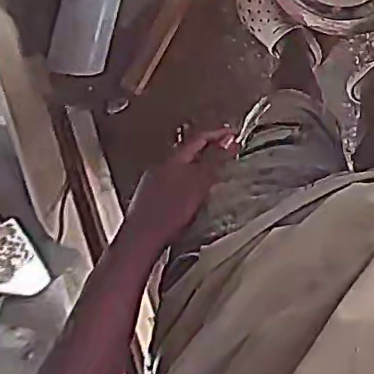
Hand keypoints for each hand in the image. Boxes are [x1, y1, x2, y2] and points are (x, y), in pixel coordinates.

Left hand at [127, 128, 234, 243]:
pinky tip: (194, 191)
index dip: (217, 134)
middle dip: (209, 148)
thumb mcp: (200, 182)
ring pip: (181, 165)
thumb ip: (216, 160)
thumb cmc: (171, 210)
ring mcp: (154, 181)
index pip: (199, 138)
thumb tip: (230, 141)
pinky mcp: (151, 197)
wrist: (142, 240)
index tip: (232, 134)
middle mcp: (161, 166)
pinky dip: (188, 179)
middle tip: (226, 150)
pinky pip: (174, 179)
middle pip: (189, 150)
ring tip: (213, 171)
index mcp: (174, 159)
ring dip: (199, 164)